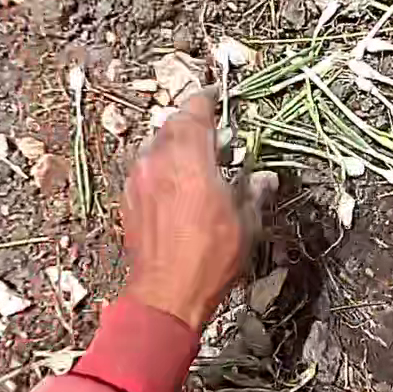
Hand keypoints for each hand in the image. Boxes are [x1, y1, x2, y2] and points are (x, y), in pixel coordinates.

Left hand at [120, 91, 255, 327]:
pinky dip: (163, 166)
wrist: (167, 293)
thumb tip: (264, 178)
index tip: (218, 98)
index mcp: (190, 161)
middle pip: (171, 125)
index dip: (207, 101)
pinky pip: (145, 168)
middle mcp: (158, 163)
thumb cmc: (211, 257)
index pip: (194, 113)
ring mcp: (138, 181)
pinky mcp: (128, 199)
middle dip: (193, 124)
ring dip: (177, 145)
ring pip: (156, 145)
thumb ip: (253, 191)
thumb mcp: (246, 222)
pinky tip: (180, 185)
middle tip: (216, 135)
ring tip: (200, 161)